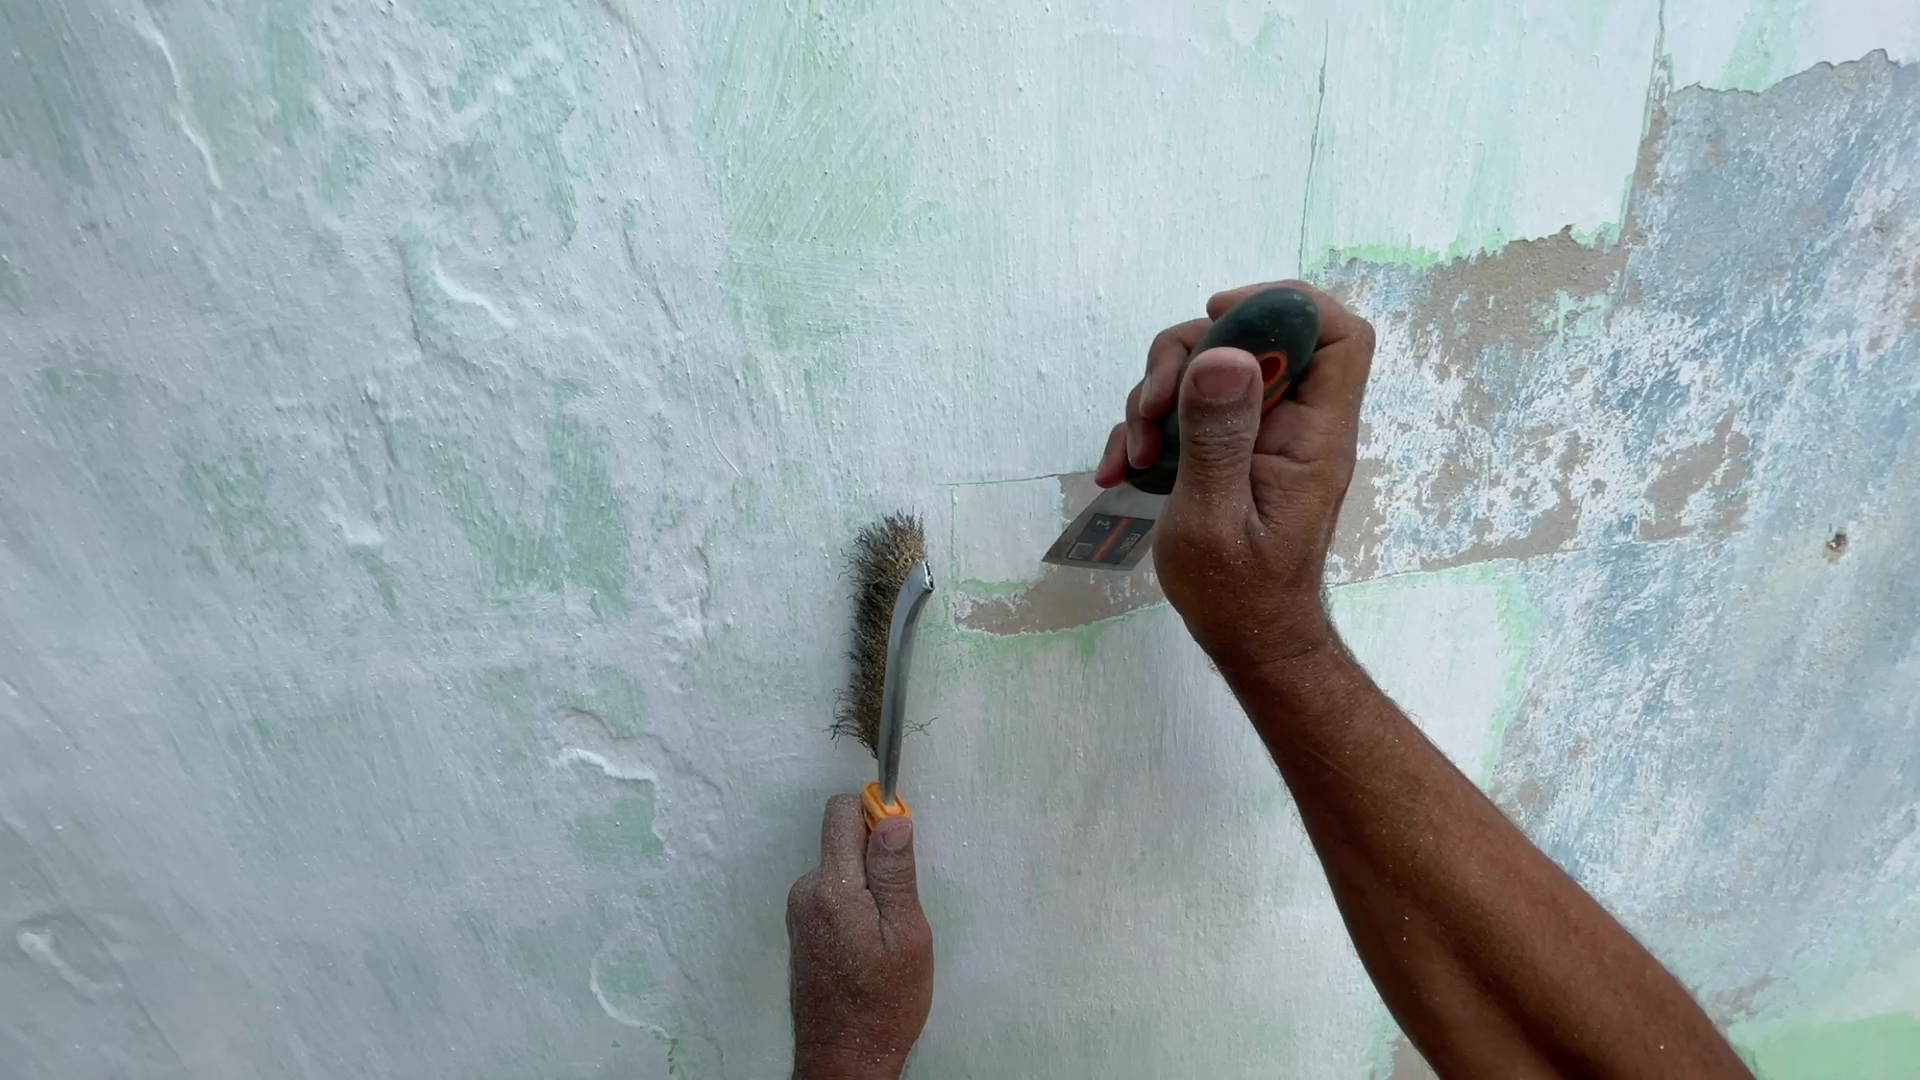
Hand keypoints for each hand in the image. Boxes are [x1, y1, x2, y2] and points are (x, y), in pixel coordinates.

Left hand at [788, 795, 933, 1079]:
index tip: (898, 842)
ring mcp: (799, 909)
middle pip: (840, 836)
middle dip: (874, 852)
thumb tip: (892, 816)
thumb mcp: (907, 935)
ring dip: (865, 879)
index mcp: (833, 888)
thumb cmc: (884, 1002)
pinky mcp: (801, 924)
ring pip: (839, 864)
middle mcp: (807, 890)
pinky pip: (832, 887)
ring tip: (885, 927)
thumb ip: (895, 872)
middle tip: (899, 899)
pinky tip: (867, 938)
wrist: (844, 1062)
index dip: (873, 812)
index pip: (841, 812)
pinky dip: (853, 898)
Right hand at [1095, 281, 1375, 674]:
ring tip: (1131, 459)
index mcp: (1311, 435)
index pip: (1335, 335)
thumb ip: (1218, 438)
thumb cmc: (1236, 592)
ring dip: (1152, 404)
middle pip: (1246, 345)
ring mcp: (1255, 439)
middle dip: (1182, 363)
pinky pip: (1184, 417)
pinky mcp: (1226, 454)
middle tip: (1146, 410)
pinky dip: (1147, 434)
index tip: (1216, 317)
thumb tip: (1222, 356)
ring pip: (1204, 377)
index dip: (1281, 307)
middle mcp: (1290, 425)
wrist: (1244, 637)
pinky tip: (1121, 472)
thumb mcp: (1213, 517)